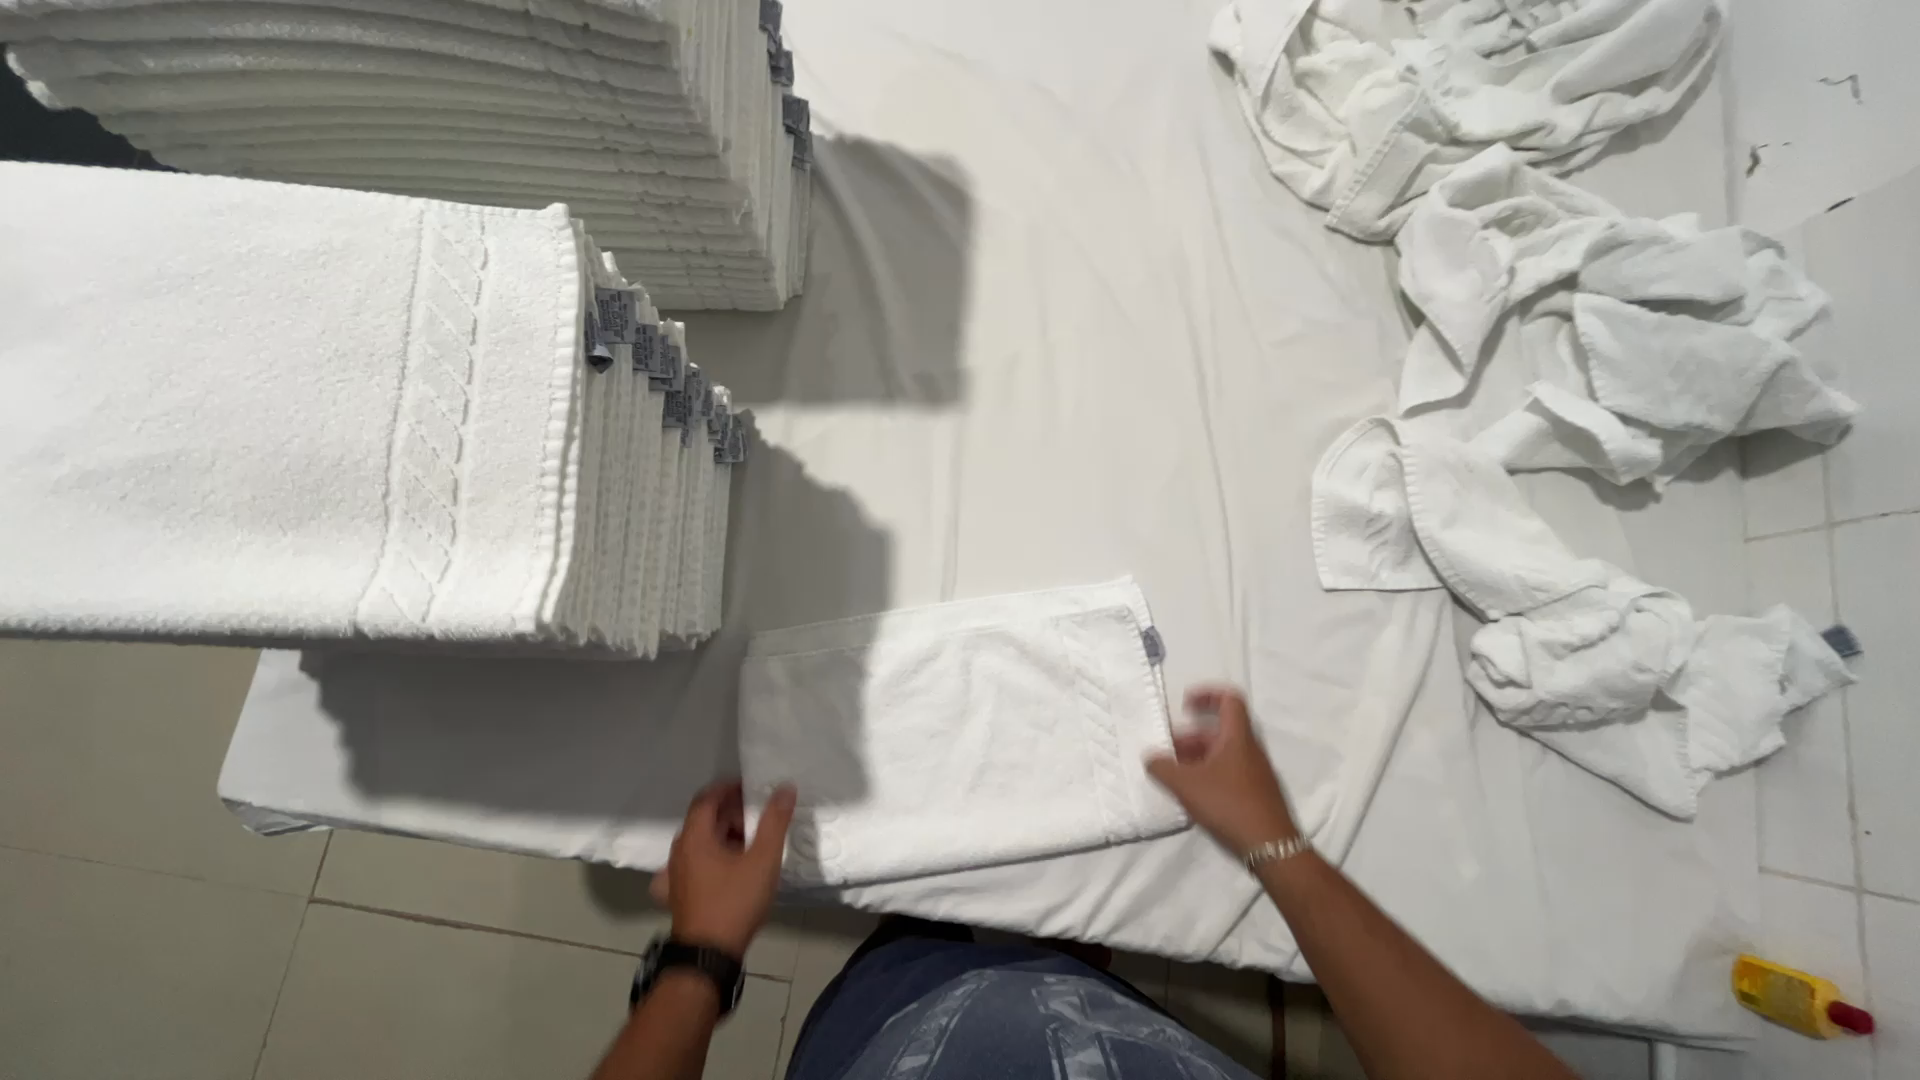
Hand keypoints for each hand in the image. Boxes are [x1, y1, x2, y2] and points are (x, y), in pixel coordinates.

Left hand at [649, 780, 796, 956]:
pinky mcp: (677, 895)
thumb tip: (785, 788)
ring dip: (722, 834)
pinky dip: (709, 857)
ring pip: (698, 842)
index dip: (729, 788)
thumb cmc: (735, 902)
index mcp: (694, 837)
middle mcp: (679, 851)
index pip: (707, 798)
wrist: (709, 956)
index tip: (752, 788)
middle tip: (758, 816)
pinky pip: (692, 864)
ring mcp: (675, 875)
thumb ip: (775, 821)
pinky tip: (722, 867)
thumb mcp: (763, 859)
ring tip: (749, 841)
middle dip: (730, 812)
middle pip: (702, 819)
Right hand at [1145, 686, 1298, 858]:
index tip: (1185, 706)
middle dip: (1190, 736)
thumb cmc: (1229, 805)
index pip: (1229, 700)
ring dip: (1197, 757)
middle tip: (1168, 750)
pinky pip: (1230, 773)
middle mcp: (1250, 750)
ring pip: (1223, 754)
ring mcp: (1257, 773)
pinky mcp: (1257, 794)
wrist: (1272, 848)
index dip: (1207, 695)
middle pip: (1220, 731)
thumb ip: (1163, 768)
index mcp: (1238, 738)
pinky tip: (1193, 795)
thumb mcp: (1186, 785)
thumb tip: (1150, 758)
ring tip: (1175, 775)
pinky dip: (1209, 775)